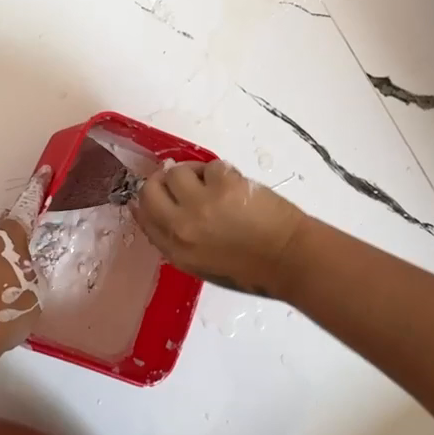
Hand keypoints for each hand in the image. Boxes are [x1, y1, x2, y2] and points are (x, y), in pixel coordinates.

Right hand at [134, 159, 306, 296]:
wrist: (289, 259)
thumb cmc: (251, 268)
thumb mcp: (202, 264)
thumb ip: (177, 239)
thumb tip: (158, 209)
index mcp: (176, 251)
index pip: (144, 215)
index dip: (146, 200)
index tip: (158, 193)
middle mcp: (181, 227)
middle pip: (151, 188)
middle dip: (163, 181)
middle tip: (184, 183)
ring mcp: (201, 203)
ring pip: (178, 171)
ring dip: (194, 174)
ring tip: (215, 187)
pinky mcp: (223, 184)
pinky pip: (211, 166)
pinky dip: (221, 173)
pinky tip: (236, 187)